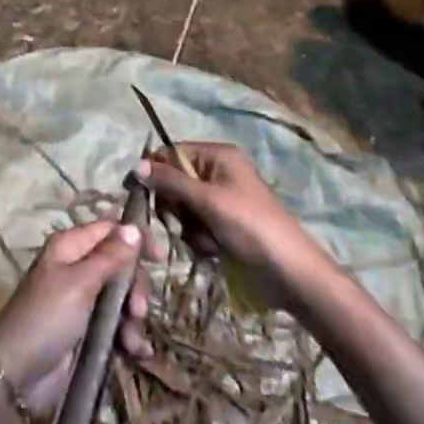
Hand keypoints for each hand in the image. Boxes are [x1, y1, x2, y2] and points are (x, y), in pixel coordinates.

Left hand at [0, 219, 150, 412]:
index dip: (135, 239)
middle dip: (134, 286)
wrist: (18, 373)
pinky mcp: (87, 330)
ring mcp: (83, 300)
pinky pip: (116, 324)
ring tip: (130, 338)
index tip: (161, 258)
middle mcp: (77, 268)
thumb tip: (132, 226)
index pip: (109, 229)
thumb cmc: (47, 317)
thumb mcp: (79, 283)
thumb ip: (109, 257)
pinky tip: (135, 351)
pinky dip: (128, 336)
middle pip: (120, 264)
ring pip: (122, 297)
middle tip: (138, 309)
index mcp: (69, 247)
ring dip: (132, 317)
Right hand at [135, 142, 324, 299]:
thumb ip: (170, 182)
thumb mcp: (207, 200)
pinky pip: (196, 224)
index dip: (156, 172)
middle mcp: (218, 171)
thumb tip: (135, 165)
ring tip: (207, 240)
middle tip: (182, 224)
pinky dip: (200, 237)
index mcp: (218, 155)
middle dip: (176, 207)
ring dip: (189, 226)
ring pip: (183, 207)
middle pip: (175, 181)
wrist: (288, 270)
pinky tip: (214, 248)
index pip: (172, 153)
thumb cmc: (249, 225)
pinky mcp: (224, 222)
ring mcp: (221, 198)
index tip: (142, 194)